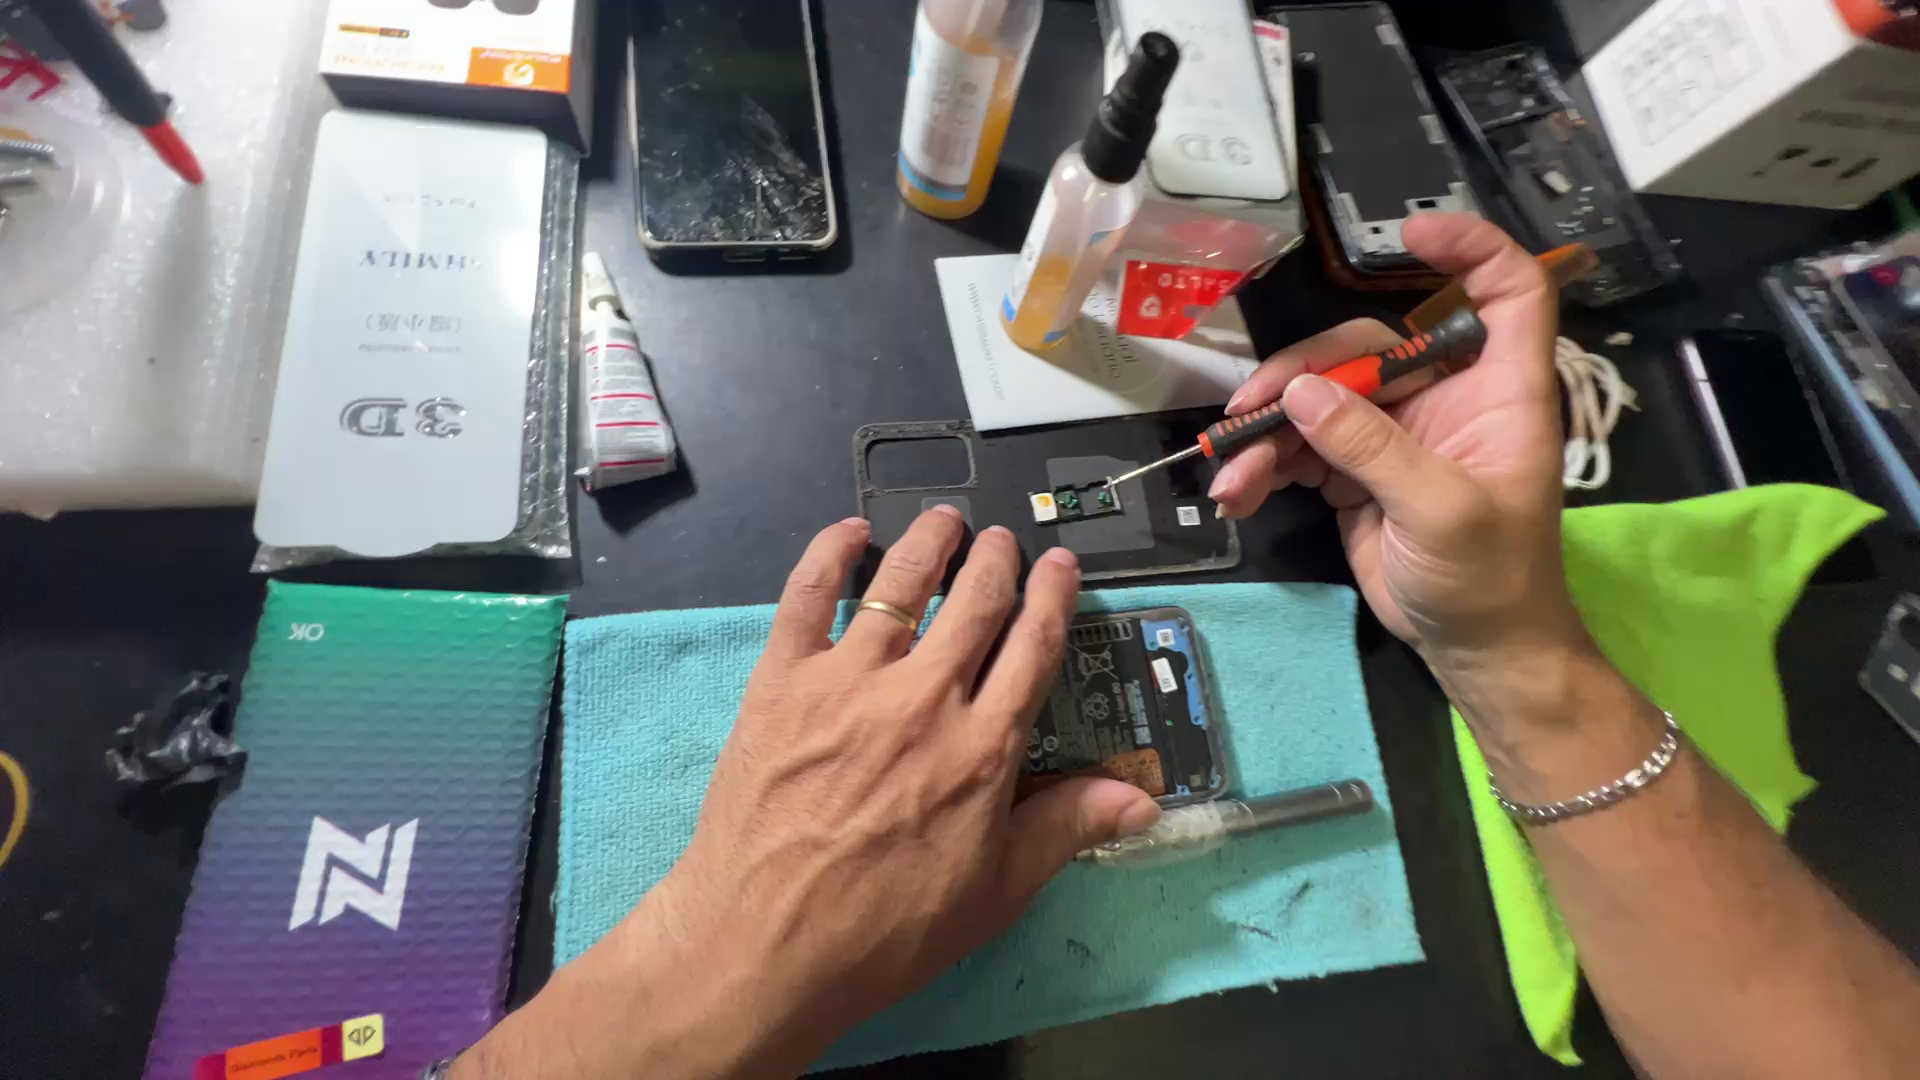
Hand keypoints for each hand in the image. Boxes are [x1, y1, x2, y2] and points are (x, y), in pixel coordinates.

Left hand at [571, 509, 1157, 1076]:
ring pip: (901, 583)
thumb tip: (1143, 798)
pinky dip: (829, 553)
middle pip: (975, 600)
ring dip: (930, 541)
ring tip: (945, 520)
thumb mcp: (995, 891)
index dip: (1054, 595)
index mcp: (982, 745)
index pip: (1034, 646)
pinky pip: (807, 595)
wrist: (761, 947)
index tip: (1061, 563)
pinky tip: (850, 533)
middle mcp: (924, 697)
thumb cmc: (886, 928)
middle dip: (997, 559)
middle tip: (1003, 540)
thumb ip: (1066, 828)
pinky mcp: (783, 679)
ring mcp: (849, 681)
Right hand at [1207, 214, 1587, 694]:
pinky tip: (1239, 494)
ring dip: (1265, 436)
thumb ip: (1372, 448)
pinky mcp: (1349, 472)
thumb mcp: (1439, 510)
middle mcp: (1437, 400)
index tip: (1408, 234)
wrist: (1468, 643)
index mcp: (1490, 393)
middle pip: (1363, 351)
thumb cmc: (1489, 577)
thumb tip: (1300, 394)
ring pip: (1314, 403)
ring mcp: (1386, 436)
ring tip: (1233, 476)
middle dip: (1298, 376)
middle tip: (1248, 412)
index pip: (1501, 294)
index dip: (1468, 251)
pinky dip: (1263, 469)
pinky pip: (1296, 451)